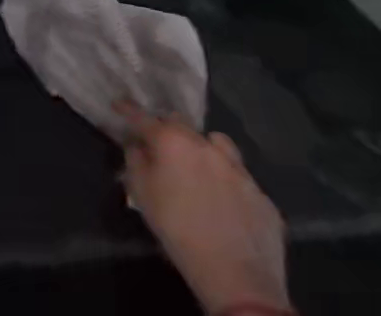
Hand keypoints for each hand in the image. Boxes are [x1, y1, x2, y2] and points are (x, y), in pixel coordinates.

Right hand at [116, 101, 290, 314]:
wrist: (236, 275)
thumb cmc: (175, 227)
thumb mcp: (140, 191)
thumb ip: (135, 159)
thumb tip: (137, 145)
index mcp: (173, 142)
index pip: (143, 117)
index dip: (127, 109)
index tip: (118, 106)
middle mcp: (208, 148)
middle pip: (182, 123)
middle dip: (167, 127)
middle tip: (158, 142)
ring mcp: (240, 172)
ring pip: (218, 144)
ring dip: (203, 147)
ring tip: (196, 164)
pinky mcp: (263, 197)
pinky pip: (239, 177)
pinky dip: (226, 180)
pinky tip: (222, 201)